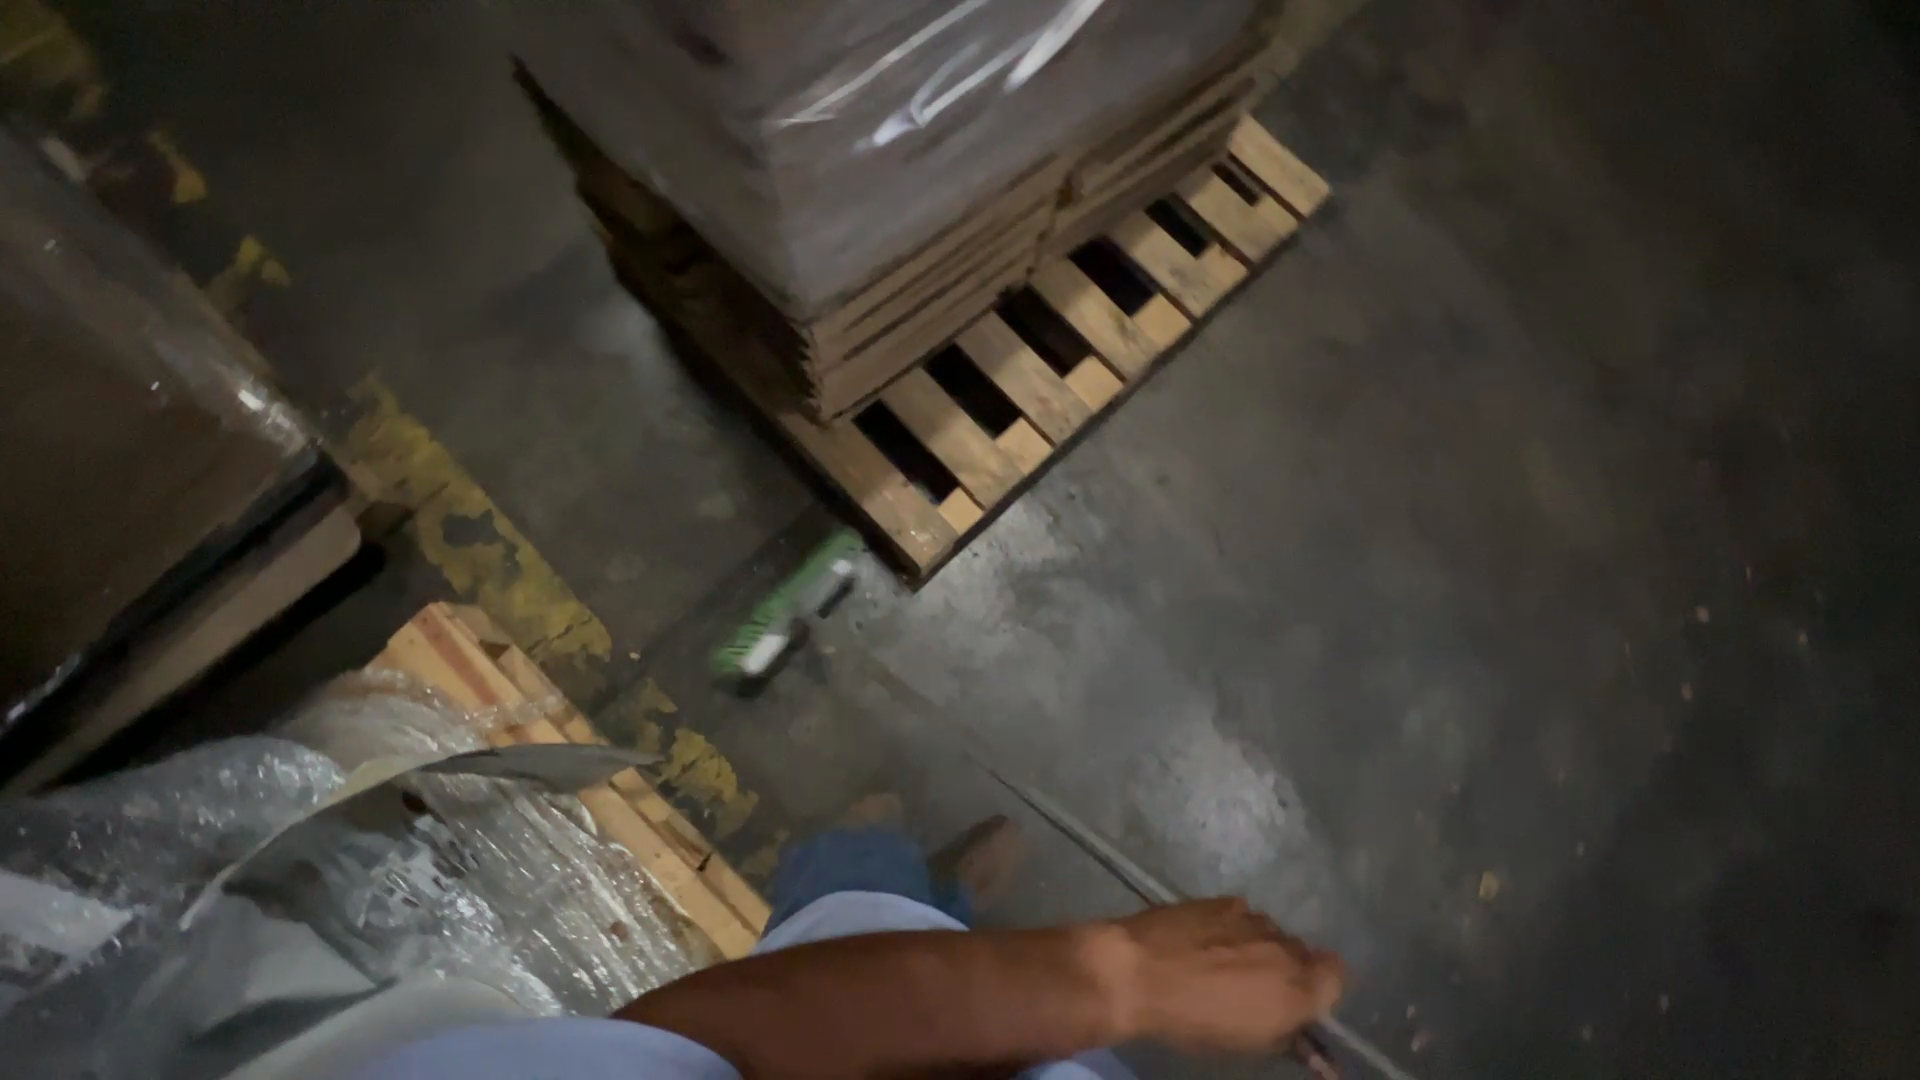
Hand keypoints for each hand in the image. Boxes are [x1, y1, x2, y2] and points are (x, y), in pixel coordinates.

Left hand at [1106, 898, 1344, 1053]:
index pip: (1337, 974)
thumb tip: (1320, 1056)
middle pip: (1303, 952)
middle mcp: (1281, 948)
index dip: (1322, 985)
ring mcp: (1249, 918)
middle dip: (1290, 968)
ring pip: (1271, 931)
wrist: (1137, 970)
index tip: (1302, 998)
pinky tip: (1208, 938)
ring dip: (1260, 945)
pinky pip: (1241, 914)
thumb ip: (1287, 1037)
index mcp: (1296, 989)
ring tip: (1227, 961)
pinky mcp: (1219, 899)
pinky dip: (1233, 926)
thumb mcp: (1246, 1044)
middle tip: (1259, 986)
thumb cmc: (1192, 1021)